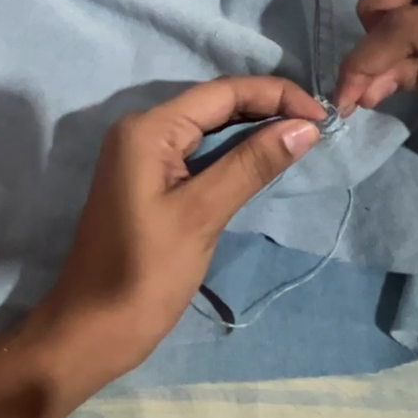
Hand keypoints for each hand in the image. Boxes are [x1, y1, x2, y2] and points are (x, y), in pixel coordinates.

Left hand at [26, 77, 325, 389]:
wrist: (92, 326)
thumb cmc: (145, 272)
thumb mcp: (202, 214)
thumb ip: (251, 164)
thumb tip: (305, 126)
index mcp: (148, 128)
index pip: (222, 92)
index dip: (275, 95)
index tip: (325, 115)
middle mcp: (141, 129)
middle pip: (214, 103)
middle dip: (267, 108)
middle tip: (320, 128)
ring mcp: (141, 154)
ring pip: (207, 126)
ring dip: (253, 128)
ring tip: (303, 139)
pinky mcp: (146, 178)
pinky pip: (196, 150)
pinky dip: (232, 151)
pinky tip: (263, 159)